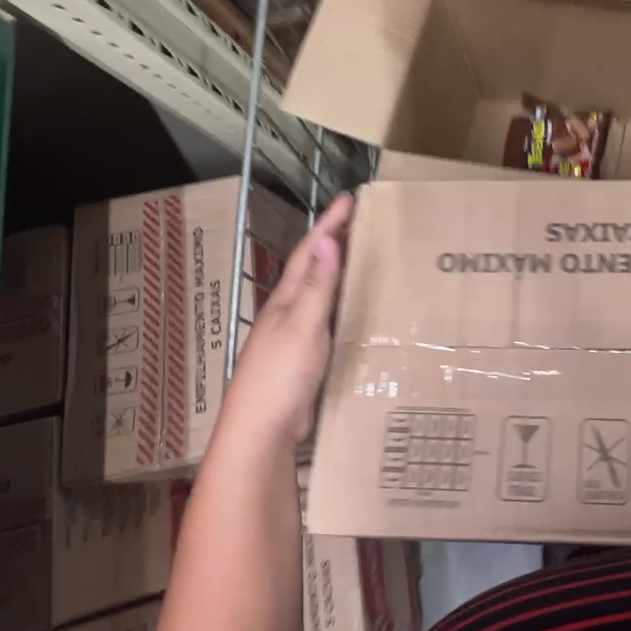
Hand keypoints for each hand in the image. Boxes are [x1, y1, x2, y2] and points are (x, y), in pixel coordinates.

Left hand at [220, 192, 354, 444]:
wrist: (263, 432)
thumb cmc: (280, 376)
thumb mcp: (303, 326)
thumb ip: (317, 286)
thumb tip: (326, 239)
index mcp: (285, 300)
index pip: (310, 252)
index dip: (329, 224)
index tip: (350, 198)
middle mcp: (289, 313)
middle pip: (314, 269)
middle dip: (335, 243)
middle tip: (363, 222)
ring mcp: (296, 337)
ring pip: (321, 295)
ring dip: (340, 274)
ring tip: (367, 258)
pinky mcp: (306, 360)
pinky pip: (330, 321)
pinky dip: (345, 307)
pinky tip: (360, 312)